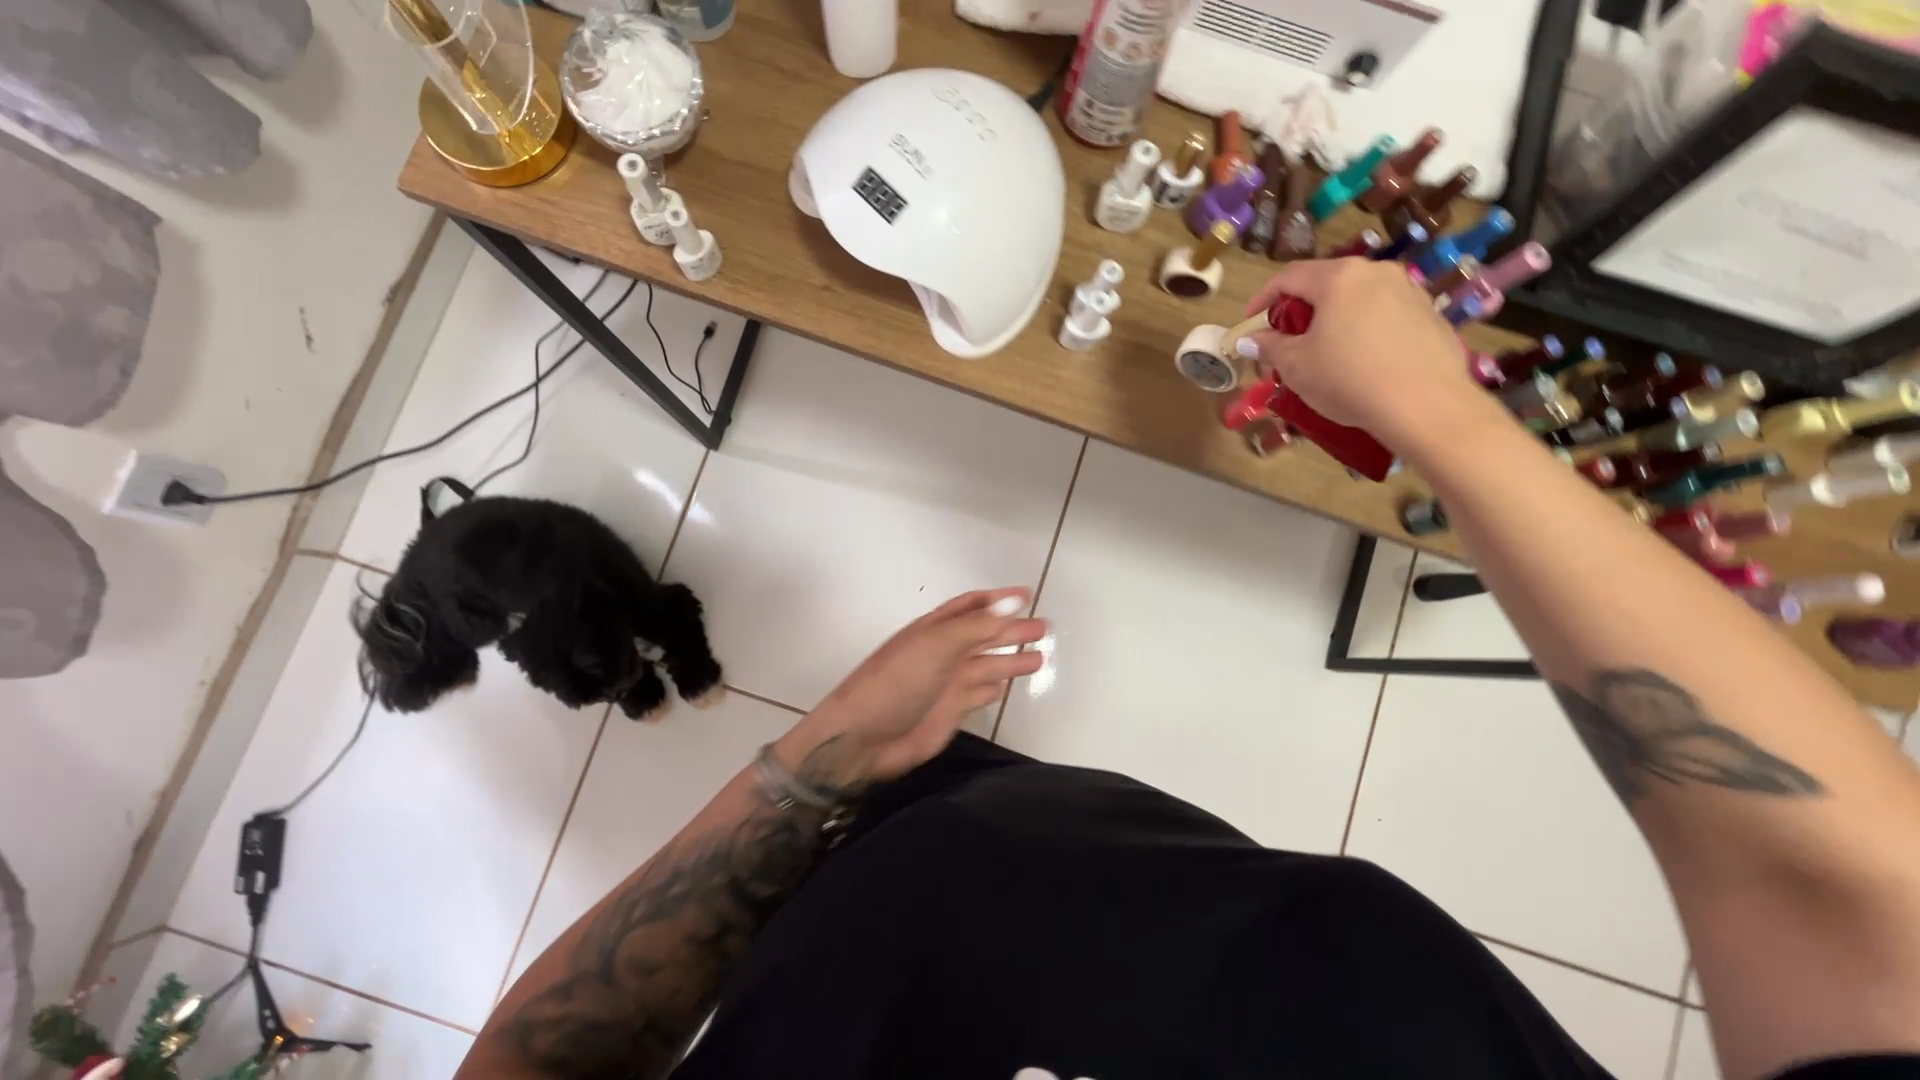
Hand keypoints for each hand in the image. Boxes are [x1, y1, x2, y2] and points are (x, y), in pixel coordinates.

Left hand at [774, 588, 1046, 793]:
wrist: (862, 738)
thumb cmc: (896, 683)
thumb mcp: (937, 646)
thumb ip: (977, 626)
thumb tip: (1014, 602)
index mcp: (934, 630)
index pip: (972, 607)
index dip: (998, 599)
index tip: (1027, 594)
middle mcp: (942, 653)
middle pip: (985, 636)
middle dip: (1013, 631)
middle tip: (1046, 628)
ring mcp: (946, 684)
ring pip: (986, 666)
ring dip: (1011, 660)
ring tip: (1041, 656)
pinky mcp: (949, 713)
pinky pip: (977, 695)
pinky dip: (993, 689)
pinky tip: (1005, 686)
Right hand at [1238, 258, 1492, 449]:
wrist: (1426, 406)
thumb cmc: (1349, 379)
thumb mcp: (1297, 366)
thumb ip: (1270, 346)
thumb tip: (1252, 340)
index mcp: (1339, 278)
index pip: (1288, 277)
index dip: (1262, 299)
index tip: (1250, 325)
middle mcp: (1376, 272)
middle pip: (1325, 285)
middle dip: (1299, 312)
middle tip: (1286, 344)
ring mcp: (1409, 290)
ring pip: (1357, 299)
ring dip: (1334, 321)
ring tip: (1325, 354)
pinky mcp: (1430, 315)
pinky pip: (1385, 316)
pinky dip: (1365, 331)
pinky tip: (1363, 363)